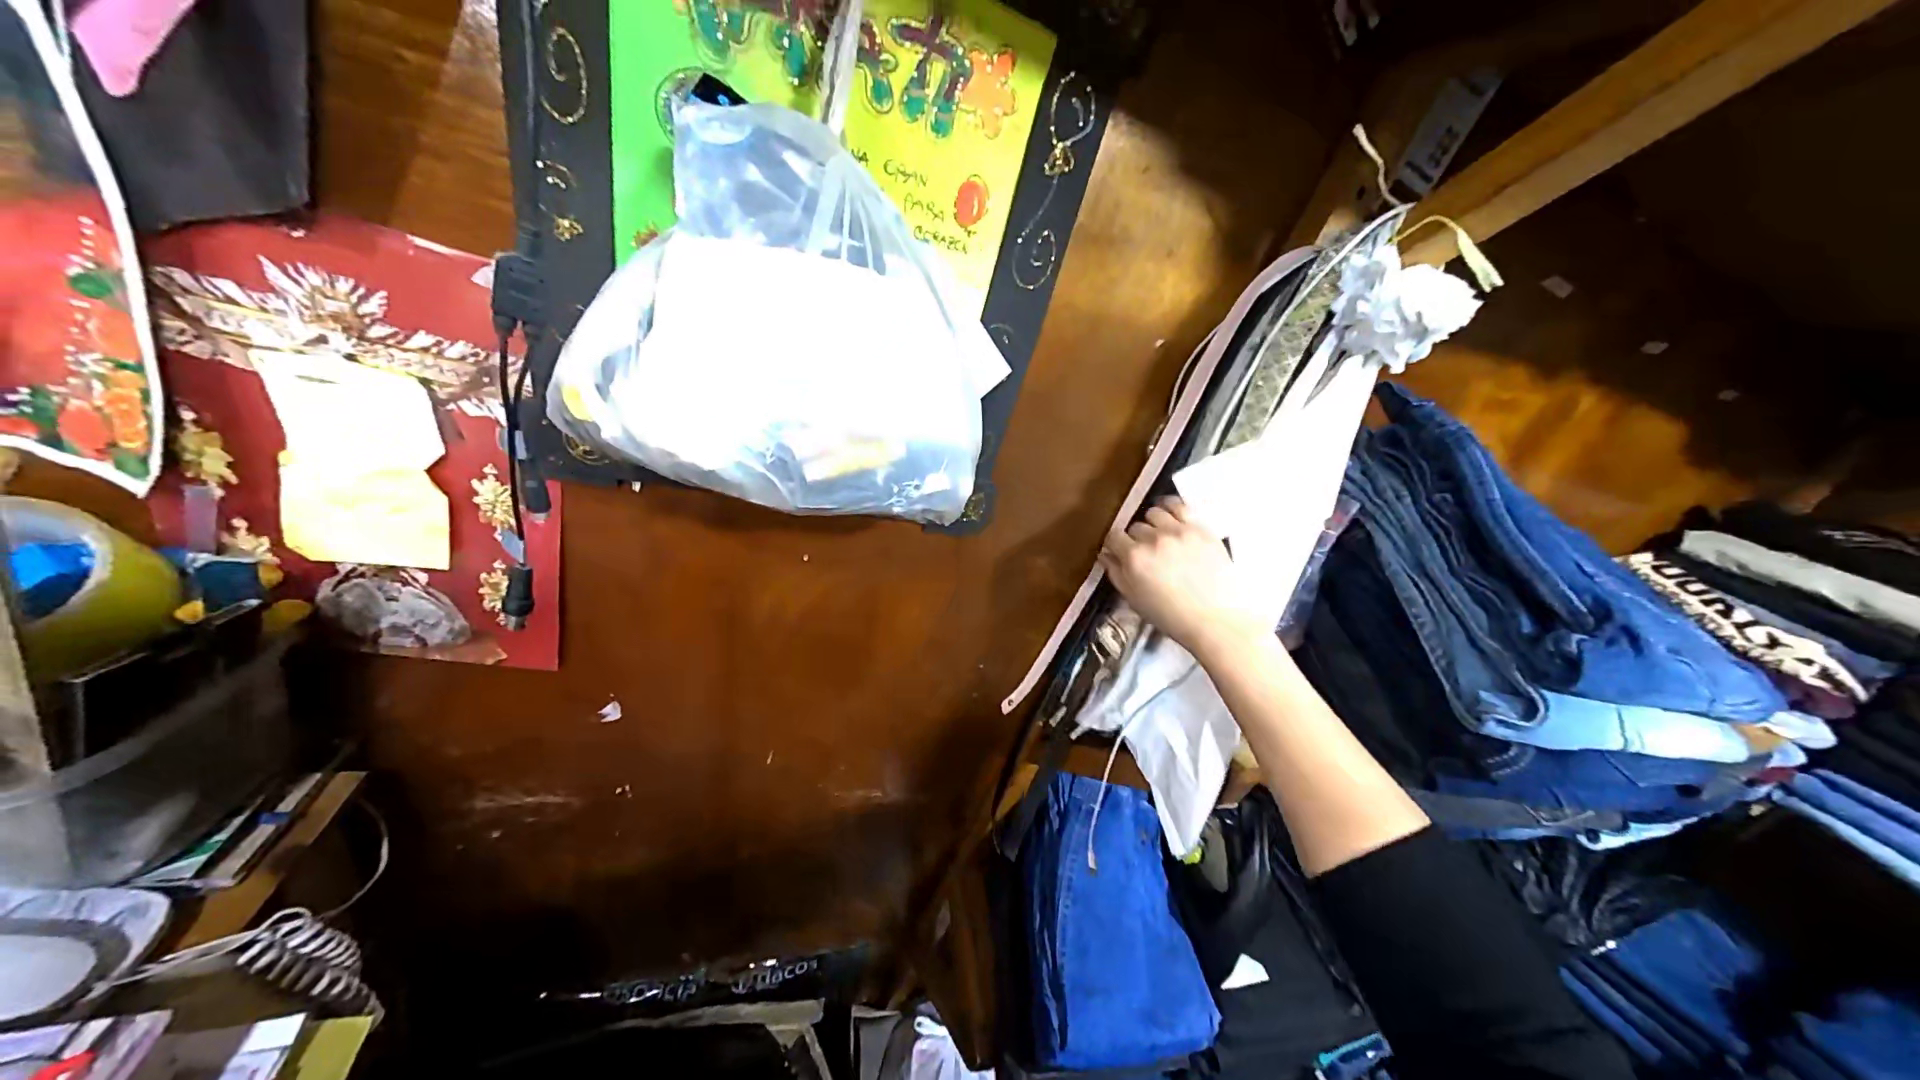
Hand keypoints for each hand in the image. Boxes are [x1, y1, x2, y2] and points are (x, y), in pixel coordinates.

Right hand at [1099, 496, 1270, 658]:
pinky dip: (1172, 507)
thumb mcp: (1134, 600)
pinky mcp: (1201, 528)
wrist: (1217, 620)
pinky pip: (1180, 505)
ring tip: (1160, 536)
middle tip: (1146, 553)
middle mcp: (1153, 539)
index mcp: (1134, 558)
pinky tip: (1172, 515)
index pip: (1114, 537)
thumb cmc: (1173, 616)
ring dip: (1153, 523)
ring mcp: (1178, 531)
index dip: (1115, 545)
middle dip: (1136, 538)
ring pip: (1155, 512)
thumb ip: (1116, 573)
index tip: (1120, 552)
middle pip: (1135, 526)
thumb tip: (1105, 554)